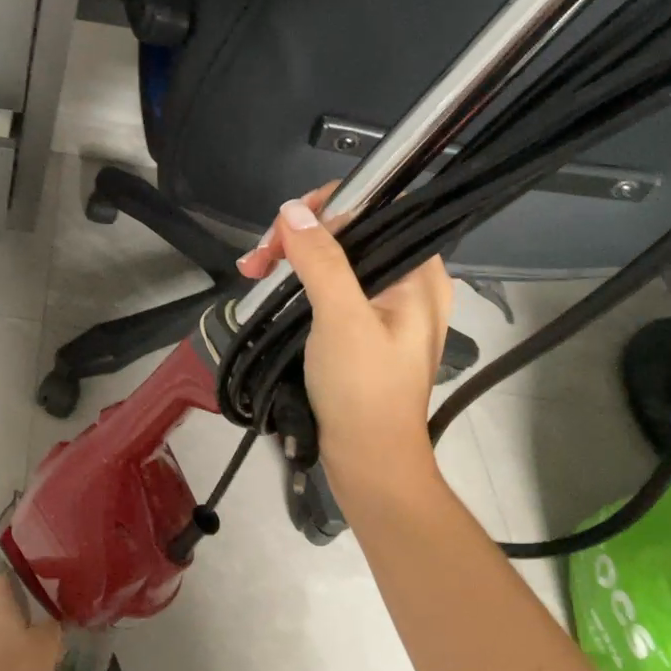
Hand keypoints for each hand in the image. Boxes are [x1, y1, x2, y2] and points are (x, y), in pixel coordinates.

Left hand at [0, 574, 70, 670]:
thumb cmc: (17, 669)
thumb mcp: (45, 645)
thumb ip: (52, 629)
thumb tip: (55, 619)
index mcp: (2, 616)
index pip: (4, 589)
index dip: (9, 579)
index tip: (12, 568)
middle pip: (17, 631)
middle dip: (40, 640)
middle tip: (61, 647)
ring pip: (17, 660)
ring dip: (39, 670)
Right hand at [240, 190, 454, 483]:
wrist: (368, 462)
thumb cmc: (364, 391)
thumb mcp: (342, 320)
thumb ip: (321, 261)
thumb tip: (292, 209)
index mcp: (419, 275)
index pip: (377, 210)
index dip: (329, 208)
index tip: (286, 227)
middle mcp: (406, 281)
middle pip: (349, 231)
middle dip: (299, 235)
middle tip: (259, 255)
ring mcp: (382, 303)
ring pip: (332, 257)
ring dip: (290, 256)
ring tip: (250, 270)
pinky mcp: (359, 323)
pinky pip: (326, 283)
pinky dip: (295, 279)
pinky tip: (264, 283)